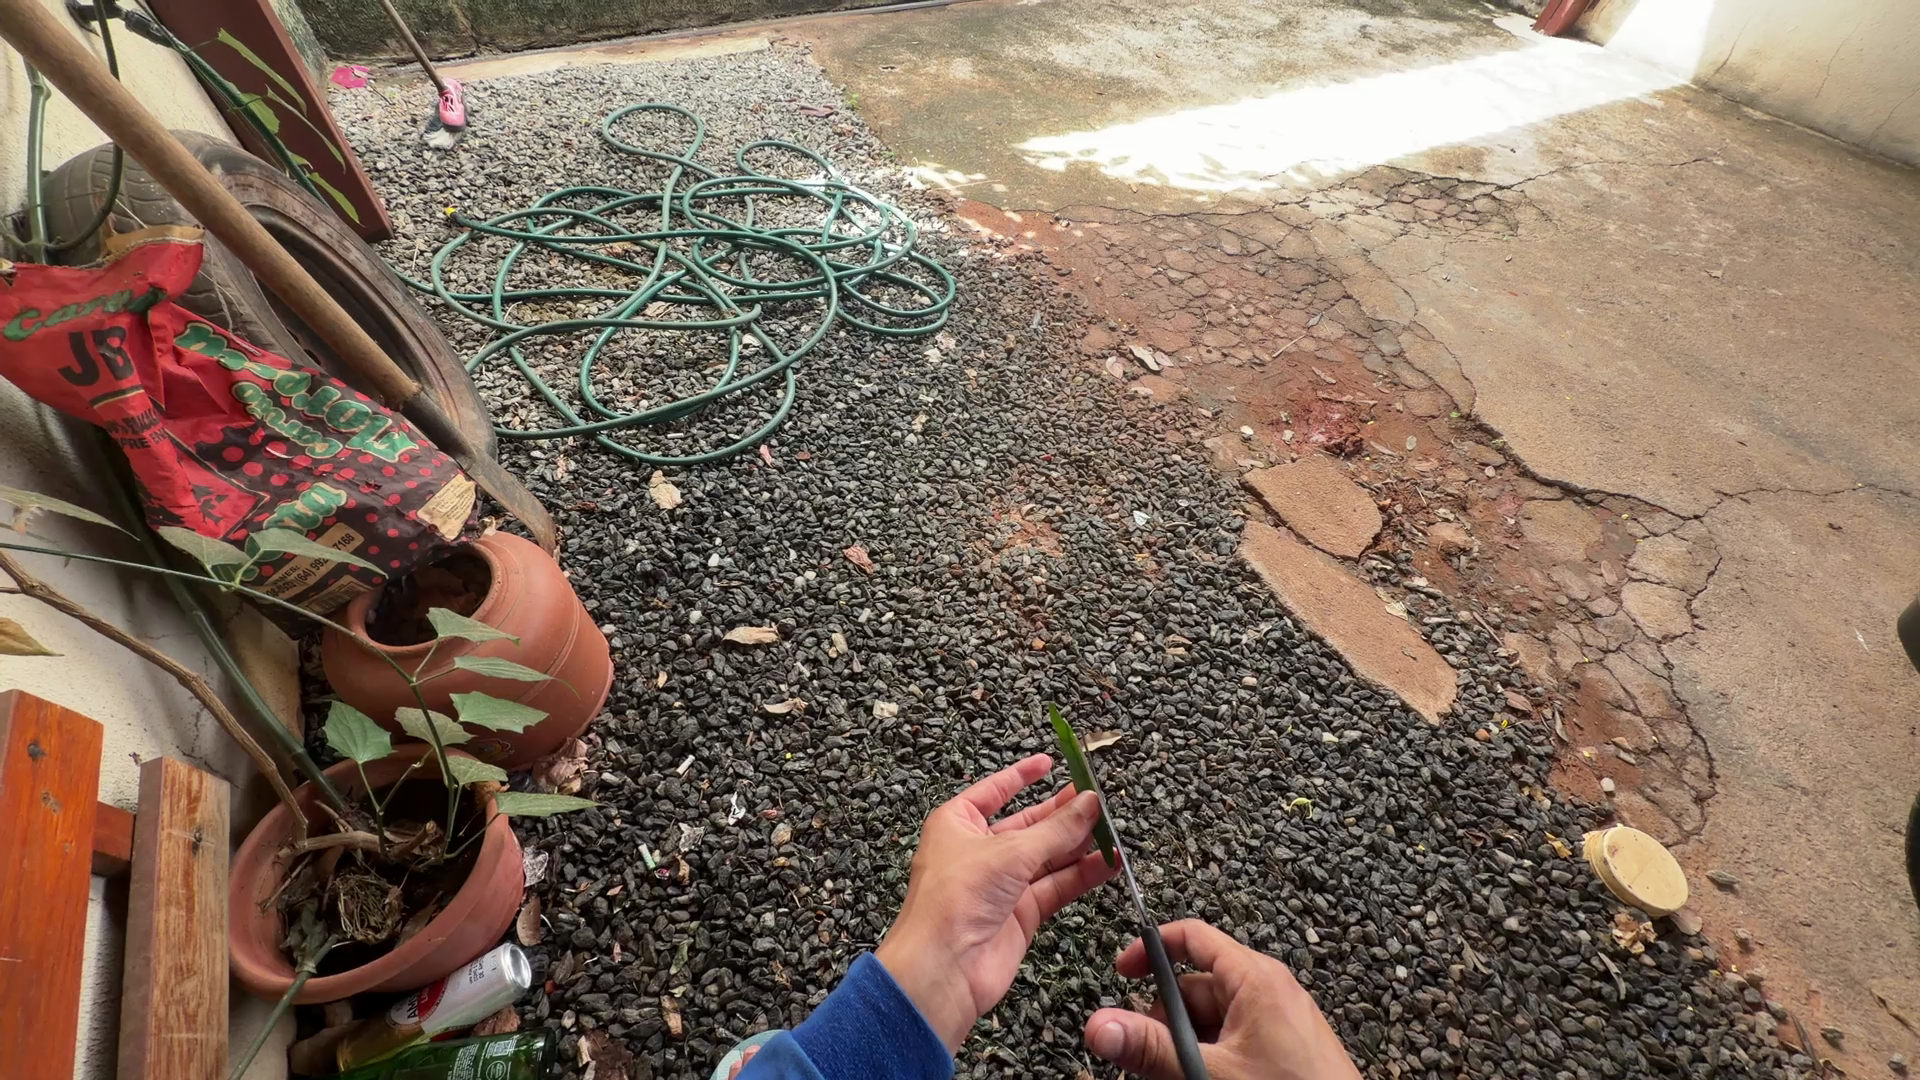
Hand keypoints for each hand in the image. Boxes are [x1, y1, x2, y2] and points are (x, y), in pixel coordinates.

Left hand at [874, 753, 1116, 1050]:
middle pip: (1027, 824)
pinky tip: (1107, 863)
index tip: (1050, 762)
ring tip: (1110, 830)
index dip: (1023, 775)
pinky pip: (1055, 886)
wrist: (943, 969)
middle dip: (1061, 813)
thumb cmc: (955, 898)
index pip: (995, 789)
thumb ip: (1056, 829)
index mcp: (958, 822)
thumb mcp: (1009, 851)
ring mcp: (1000, 883)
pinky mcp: (1019, 914)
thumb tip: (1090, 803)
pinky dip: (1080, 875)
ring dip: (1077, 844)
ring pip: (1046, 856)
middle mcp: (978, 850)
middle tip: (1096, 800)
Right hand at [1085, 920, 1361, 1079]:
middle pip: (1195, 985)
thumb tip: (1098, 1025)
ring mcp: (1280, 1022)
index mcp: (1254, 976)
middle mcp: (1268, 989)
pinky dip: (1212, 1060)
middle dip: (1166, 1019)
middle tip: (1150, 1057)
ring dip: (1188, 1046)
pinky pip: (1235, 1042)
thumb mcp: (1212, 1073)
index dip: (1151, 948)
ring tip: (1181, 1075)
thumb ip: (1152, 1049)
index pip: (1191, 936)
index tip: (1121, 973)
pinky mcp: (1287, 1051)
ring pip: (1213, 1020)